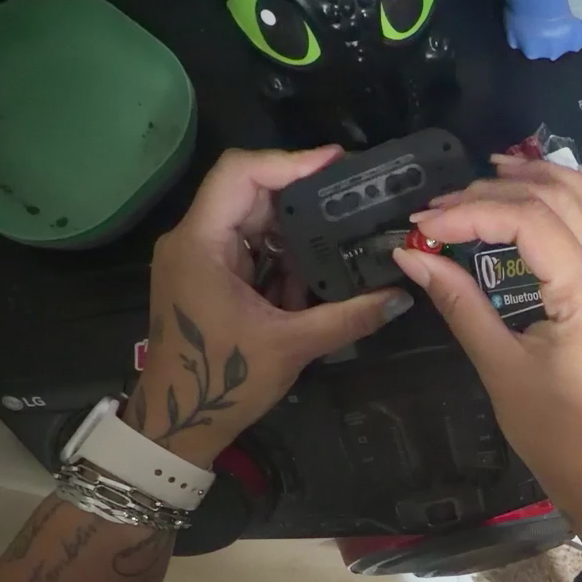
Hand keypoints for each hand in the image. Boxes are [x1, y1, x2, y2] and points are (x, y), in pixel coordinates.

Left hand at [126, 146, 413, 464]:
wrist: (180, 421)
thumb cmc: (226, 381)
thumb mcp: (293, 346)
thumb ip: (349, 317)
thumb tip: (401, 298)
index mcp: (202, 244)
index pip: (242, 174)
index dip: (290, 161)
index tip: (337, 162)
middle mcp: (194, 239)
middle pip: (250, 194)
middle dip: (302, 197)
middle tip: (353, 199)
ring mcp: (199, 258)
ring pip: (252, 222)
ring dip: (296, 232)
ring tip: (344, 235)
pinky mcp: (208, 277)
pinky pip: (249, 250)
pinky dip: (282, 258)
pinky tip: (316, 273)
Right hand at [392, 155, 581, 511]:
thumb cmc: (551, 430)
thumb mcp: (499, 366)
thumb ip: (459, 303)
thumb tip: (412, 256)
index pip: (529, 223)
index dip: (471, 213)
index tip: (425, 226)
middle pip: (561, 200)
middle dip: (497, 191)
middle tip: (445, 205)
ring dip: (544, 178)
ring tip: (495, 170)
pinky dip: (574, 200)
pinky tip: (544, 196)